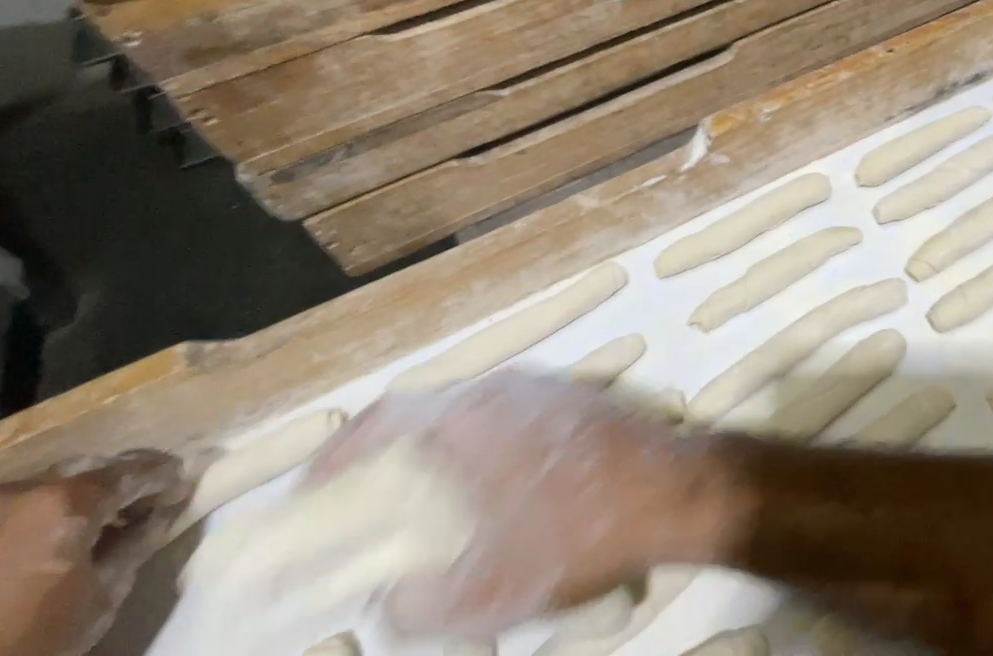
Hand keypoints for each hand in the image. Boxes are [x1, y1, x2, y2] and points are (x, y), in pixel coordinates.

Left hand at [0, 451, 188, 655]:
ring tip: (83, 526)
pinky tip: (33, 543)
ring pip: (40, 486)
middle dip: (118, 483)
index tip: (180, 491)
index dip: (166, 478)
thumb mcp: (101, 597)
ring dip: (71, 498)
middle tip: (137, 506)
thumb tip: (159, 514)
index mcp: (67, 503)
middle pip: (86, 470)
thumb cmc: (28, 640)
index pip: (135, 471)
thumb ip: (136, 545)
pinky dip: (28, 516)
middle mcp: (20, 490)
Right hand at [305, 373, 739, 638]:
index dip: (336, 458)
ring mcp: (547, 387)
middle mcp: (504, 387)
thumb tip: (391, 600)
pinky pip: (509, 419)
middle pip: (424, 414)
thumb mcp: (488, 593)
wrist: (682, 491)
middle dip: (387, 460)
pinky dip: (483, 451)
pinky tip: (494, 491)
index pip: (380, 420)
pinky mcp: (579, 400)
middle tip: (368, 507)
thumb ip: (419, 605)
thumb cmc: (582, 533)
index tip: (310, 496)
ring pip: (470, 415)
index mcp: (468, 417)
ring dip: (439, 455)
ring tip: (427, 506)